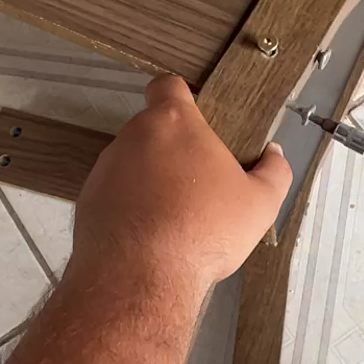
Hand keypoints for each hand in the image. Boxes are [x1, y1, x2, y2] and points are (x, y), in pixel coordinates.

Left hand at [71, 75, 291, 290]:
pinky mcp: (88, 201)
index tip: (198, 117)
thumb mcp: (260, 204)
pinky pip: (115, 194)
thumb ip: (274, 172)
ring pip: (133, 164)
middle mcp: (133, 138)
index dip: (183, 96)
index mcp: (174, 124)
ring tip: (177, 217)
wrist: (139, 278)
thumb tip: (275, 155)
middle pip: (154, 129)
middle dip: (175, 150)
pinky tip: (152, 236)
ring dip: (152, 181)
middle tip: (200, 182)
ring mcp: (105, 169)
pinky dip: (131, 207)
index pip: (168, 85)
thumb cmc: (202, 232)